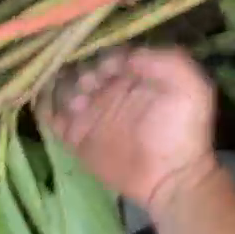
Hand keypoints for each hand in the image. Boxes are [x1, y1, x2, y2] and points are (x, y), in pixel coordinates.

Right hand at [45, 49, 220, 217]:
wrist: (173, 181)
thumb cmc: (184, 132)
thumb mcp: (192, 89)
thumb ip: (167, 61)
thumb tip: (128, 55)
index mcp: (129, 74)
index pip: (104, 52)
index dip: (103, 56)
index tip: (108, 70)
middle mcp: (104, 88)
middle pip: (78, 65)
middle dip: (79, 71)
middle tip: (90, 88)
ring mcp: (87, 111)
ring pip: (60, 86)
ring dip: (61, 88)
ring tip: (78, 105)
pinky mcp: (74, 135)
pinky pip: (48, 114)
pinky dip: (41, 104)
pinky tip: (51, 106)